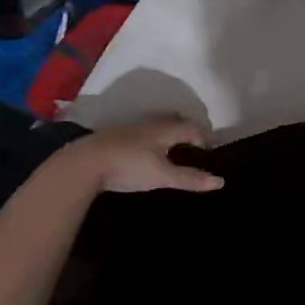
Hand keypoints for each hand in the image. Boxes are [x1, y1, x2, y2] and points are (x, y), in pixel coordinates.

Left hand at [56, 118, 220, 193]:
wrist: (83, 162)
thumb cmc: (129, 165)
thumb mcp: (162, 175)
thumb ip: (189, 178)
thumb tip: (220, 181)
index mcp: (165, 130)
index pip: (191, 128)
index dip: (204, 137)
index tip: (210, 149)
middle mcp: (149, 126)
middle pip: (174, 123)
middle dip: (186, 132)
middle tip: (194, 146)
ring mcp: (129, 131)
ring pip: (155, 129)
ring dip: (167, 137)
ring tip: (171, 151)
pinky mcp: (113, 140)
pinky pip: (139, 137)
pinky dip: (149, 143)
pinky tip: (143, 155)